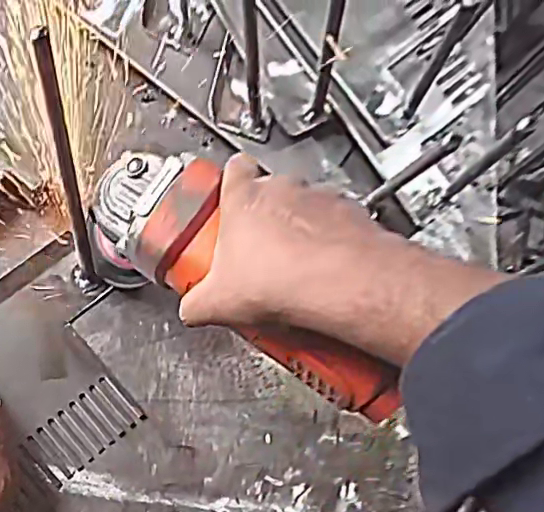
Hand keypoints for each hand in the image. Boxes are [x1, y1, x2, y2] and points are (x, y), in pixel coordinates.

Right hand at [176, 154, 506, 365]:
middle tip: (248, 258)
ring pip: (301, 211)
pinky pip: (331, 228)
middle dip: (257, 222)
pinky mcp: (352, 216)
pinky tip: (311, 278)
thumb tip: (191, 310)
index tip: (220, 204)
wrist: (338, 284)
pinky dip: (322, 248)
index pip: (232, 170)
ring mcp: (321, 199)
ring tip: (283, 274)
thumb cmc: (280, 279)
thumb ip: (193, 303)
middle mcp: (284, 189)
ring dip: (292, 236)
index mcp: (244, 199)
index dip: (225, 183)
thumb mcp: (213, 303)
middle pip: (266, 194)